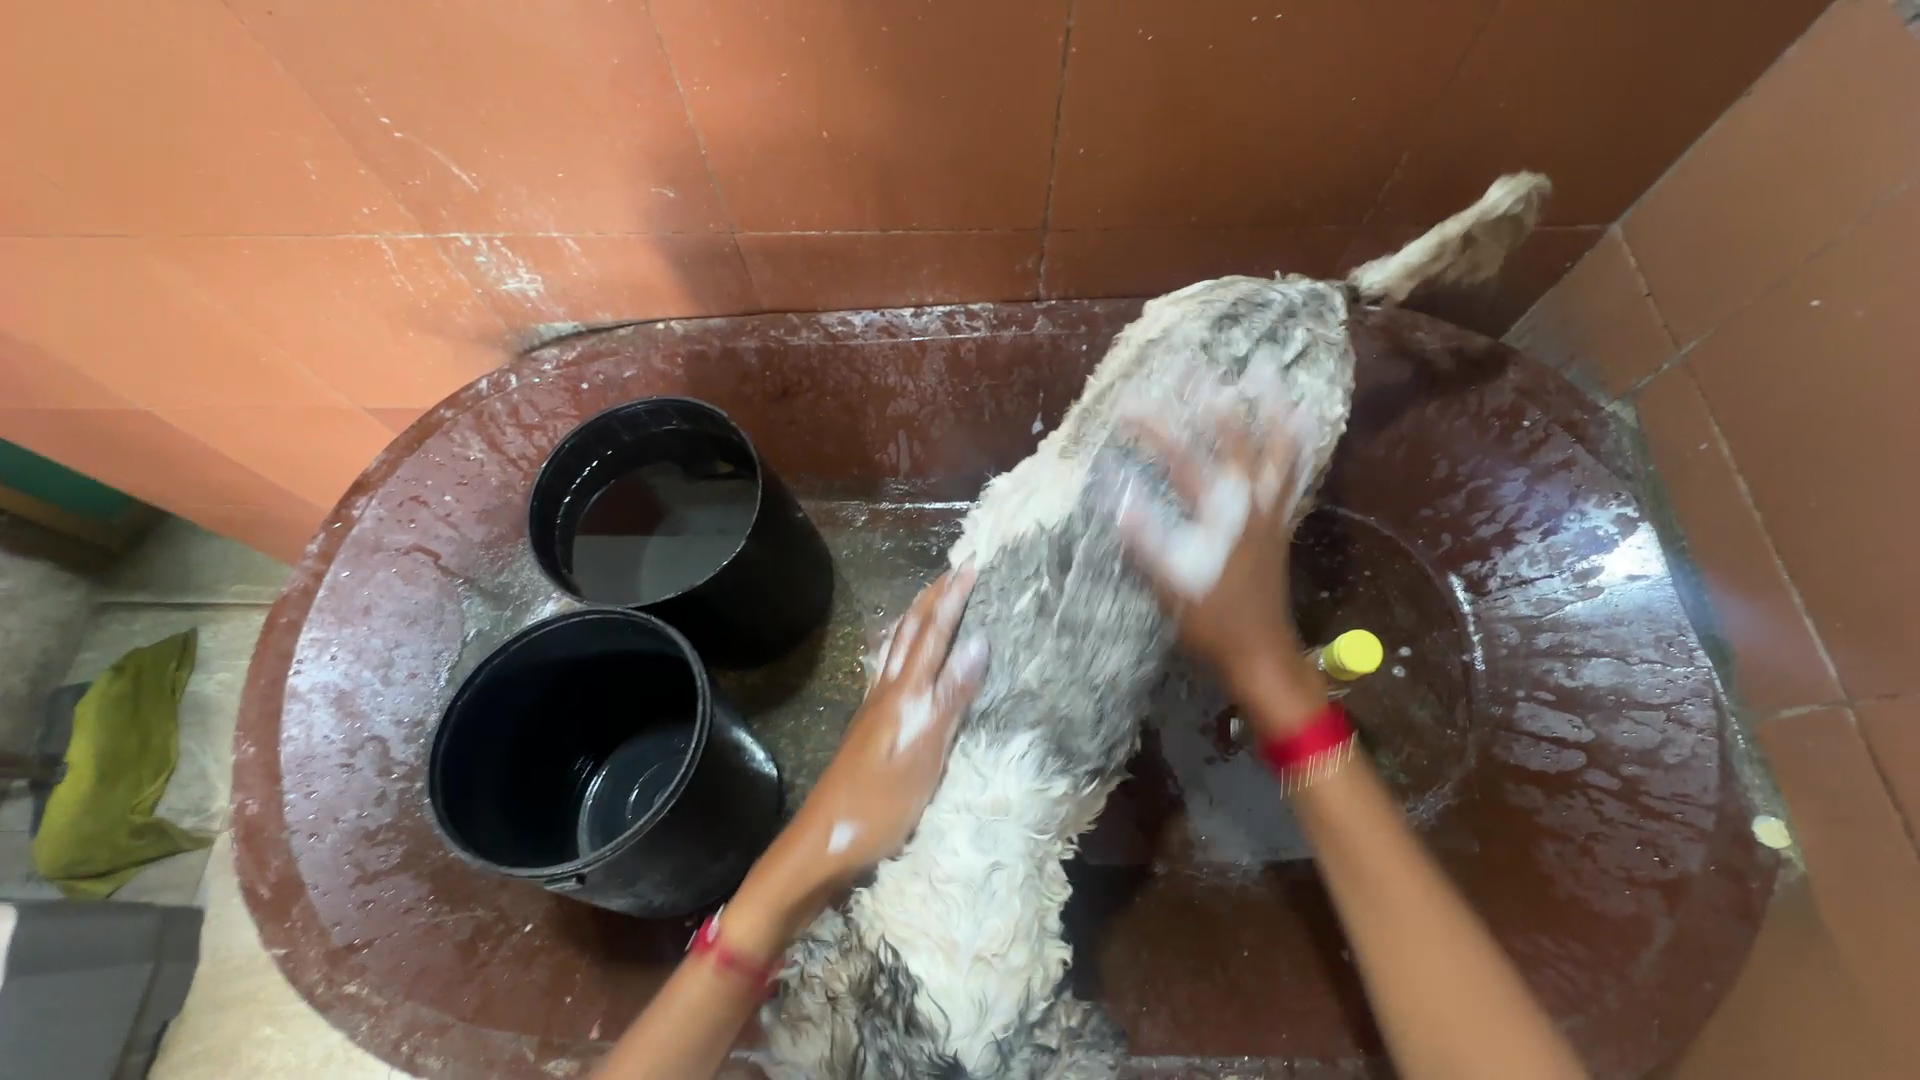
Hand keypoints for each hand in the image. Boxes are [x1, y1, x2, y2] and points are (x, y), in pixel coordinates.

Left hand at [725, 567, 987, 955]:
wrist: (824, 841)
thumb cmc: (881, 803)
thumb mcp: (926, 753)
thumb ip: (952, 697)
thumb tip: (978, 641)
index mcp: (904, 693)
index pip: (934, 634)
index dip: (953, 599)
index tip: (972, 566)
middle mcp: (887, 690)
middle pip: (910, 632)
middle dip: (932, 598)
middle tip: (954, 572)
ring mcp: (875, 706)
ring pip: (896, 647)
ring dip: (915, 617)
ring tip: (929, 598)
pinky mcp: (871, 724)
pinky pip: (888, 667)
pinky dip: (901, 646)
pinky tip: (899, 654)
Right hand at [1118, 403, 1326, 736]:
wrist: (1261, 652)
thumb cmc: (1212, 621)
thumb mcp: (1170, 585)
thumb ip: (1147, 540)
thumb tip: (1120, 497)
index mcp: (1218, 514)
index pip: (1180, 460)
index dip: (1154, 429)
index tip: (1128, 402)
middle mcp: (1249, 502)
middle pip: (1234, 439)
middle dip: (1213, 399)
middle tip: (1198, 366)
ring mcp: (1271, 510)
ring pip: (1278, 450)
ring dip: (1272, 409)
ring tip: (1271, 374)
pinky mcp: (1280, 522)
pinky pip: (1295, 473)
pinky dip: (1298, 445)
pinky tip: (1301, 425)